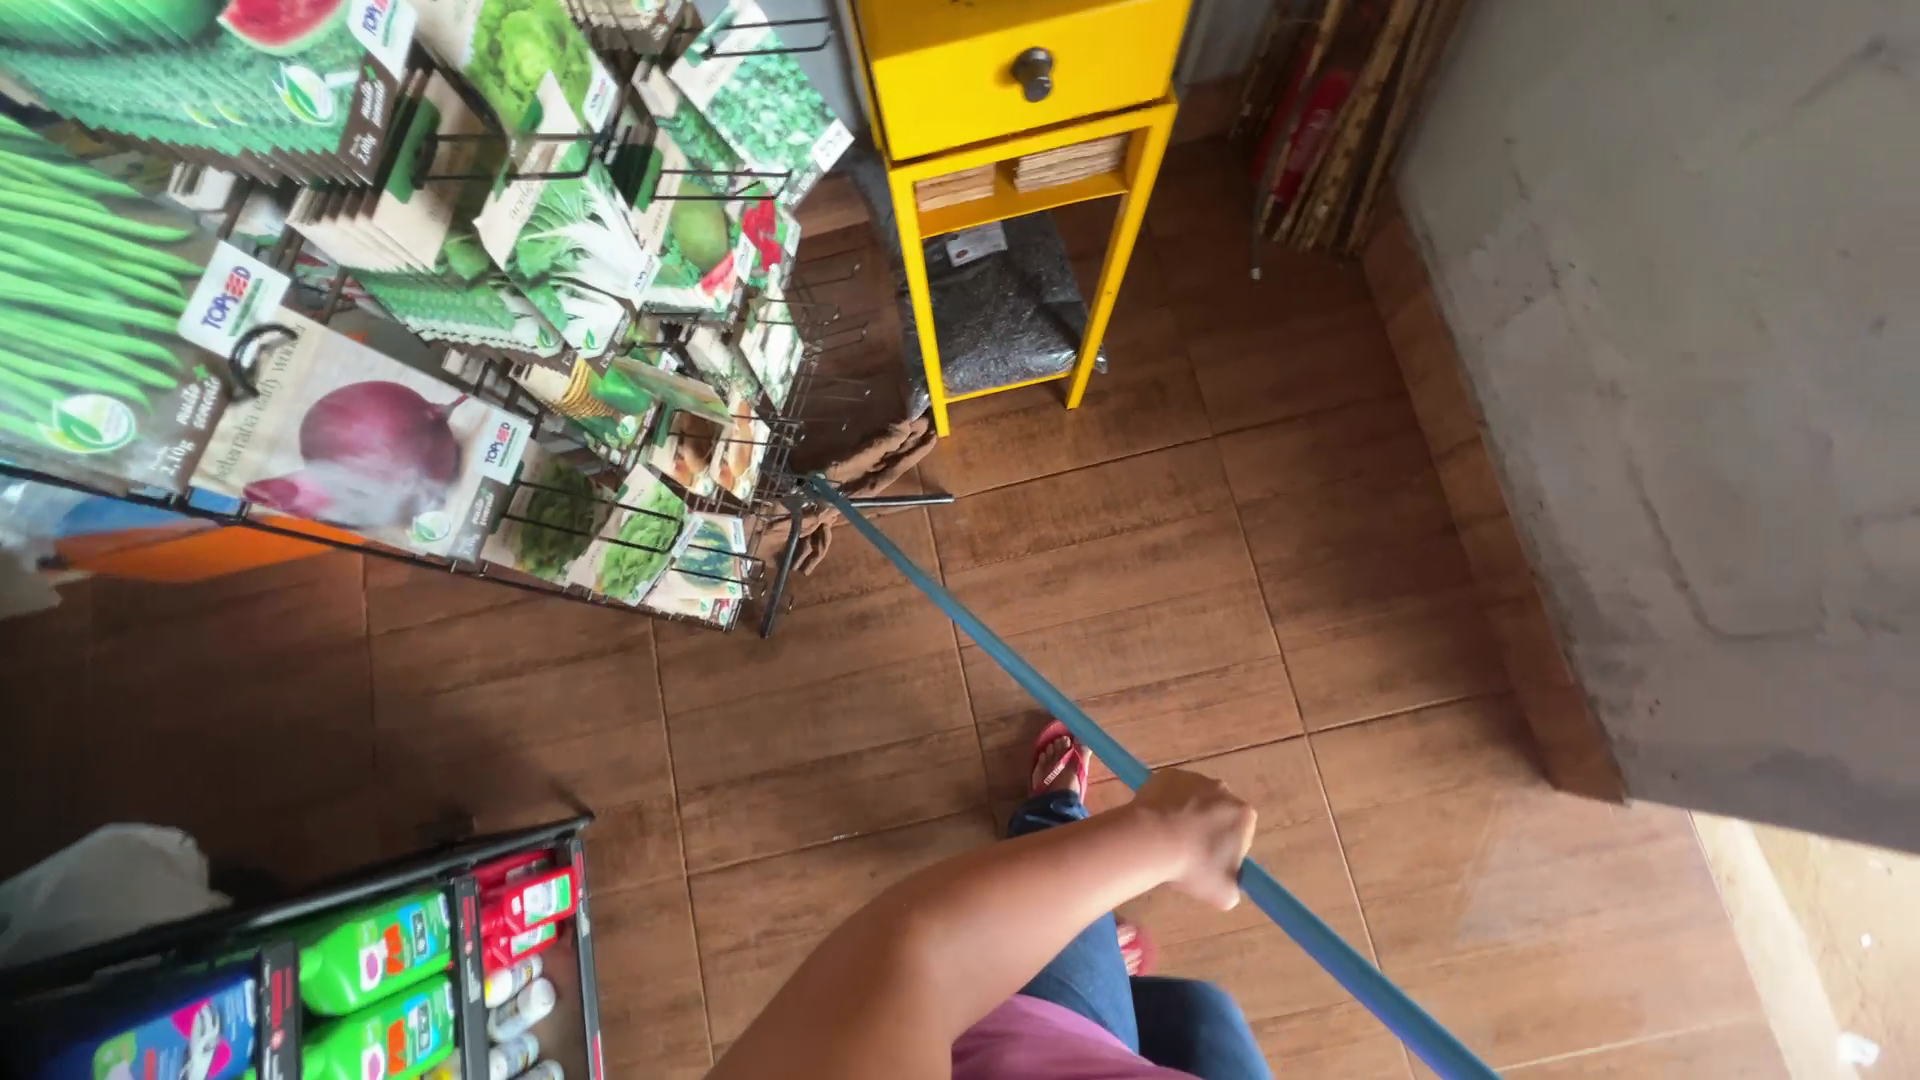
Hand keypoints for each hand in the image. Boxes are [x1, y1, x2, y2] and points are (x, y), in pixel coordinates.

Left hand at [1132, 769, 1256, 909]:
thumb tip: (1227, 883)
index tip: (1209, 860)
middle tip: (1187, 849)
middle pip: (1217, 811)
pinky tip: (1155, 821)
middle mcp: (1222, 789)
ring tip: (1167, 836)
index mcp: (1243, 814)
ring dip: (1185, 813)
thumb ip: (1232, 886)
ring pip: (1193, 799)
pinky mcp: (1167, 774)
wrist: (1151, 840)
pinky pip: (1170, 790)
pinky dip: (1165, 802)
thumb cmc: (1193, 866)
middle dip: (1206, 827)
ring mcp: (1193, 778)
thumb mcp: (1224, 893)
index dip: (1226, 847)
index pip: (1240, 832)